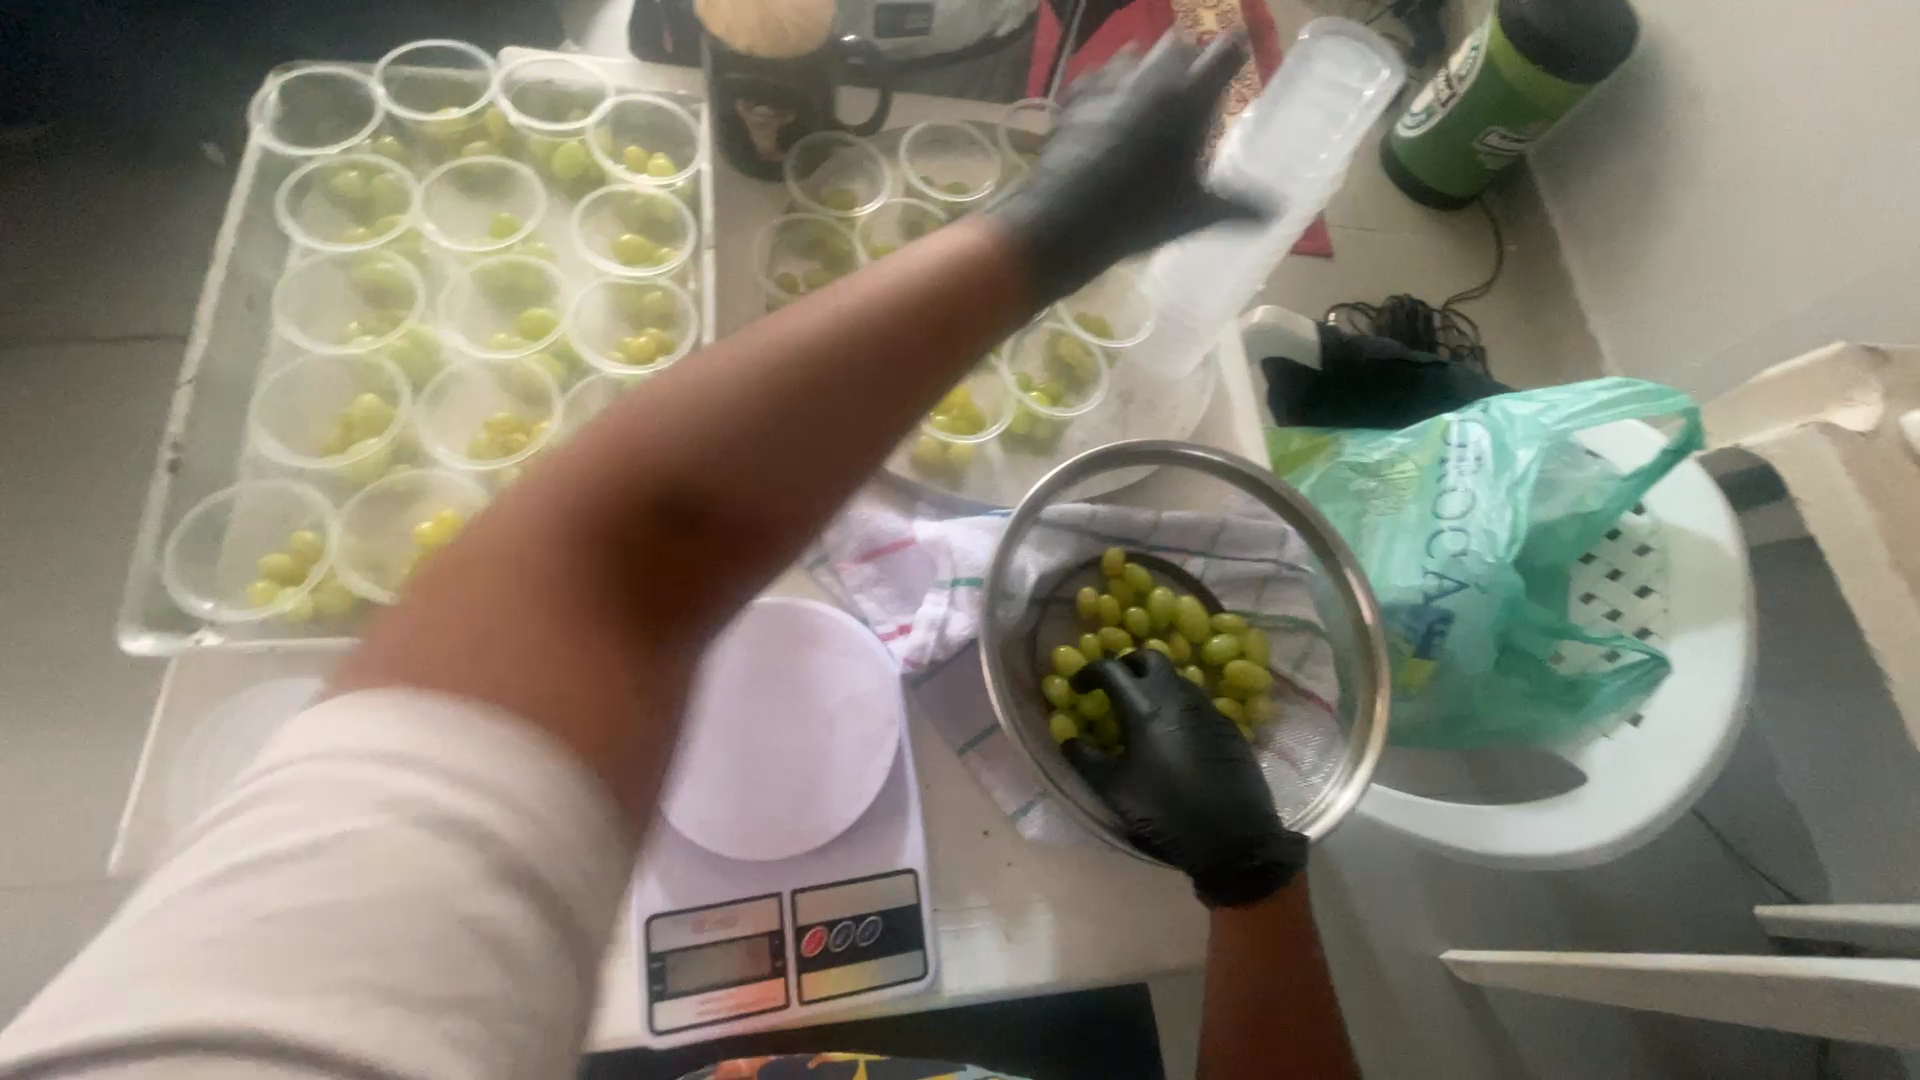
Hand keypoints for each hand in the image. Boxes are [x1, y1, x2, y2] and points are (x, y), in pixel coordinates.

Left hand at [989, 31, 1266, 303]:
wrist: (1068, 222)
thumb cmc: (1141, 215)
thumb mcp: (1195, 213)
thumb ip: (1238, 207)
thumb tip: (1277, 212)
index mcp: (1192, 95)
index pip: (1228, 49)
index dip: (1233, 58)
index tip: (1233, 73)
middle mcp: (1153, 75)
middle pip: (1179, 46)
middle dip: (1185, 65)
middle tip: (1185, 97)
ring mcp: (1110, 82)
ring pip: (1134, 56)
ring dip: (1142, 74)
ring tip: (1141, 106)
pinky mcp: (1075, 97)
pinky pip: (1093, 79)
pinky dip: (1102, 91)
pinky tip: (1101, 115)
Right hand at [1067, 650, 1306, 907]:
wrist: (1235, 839)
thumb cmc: (1166, 813)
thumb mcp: (1113, 790)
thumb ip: (1085, 758)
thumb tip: (1067, 737)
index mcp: (1144, 708)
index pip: (1110, 668)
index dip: (1089, 672)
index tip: (1080, 688)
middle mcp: (1177, 696)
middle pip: (1150, 657)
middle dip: (1127, 665)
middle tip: (1115, 688)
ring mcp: (1207, 708)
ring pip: (1176, 677)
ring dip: (1155, 684)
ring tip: (1143, 713)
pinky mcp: (1228, 725)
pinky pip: (1197, 701)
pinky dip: (1177, 705)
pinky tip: (1174, 736)